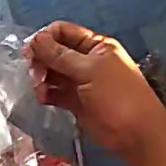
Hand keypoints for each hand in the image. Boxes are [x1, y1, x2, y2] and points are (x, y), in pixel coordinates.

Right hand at [27, 21, 165, 155]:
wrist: (136, 134)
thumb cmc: (117, 95)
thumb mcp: (90, 70)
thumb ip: (60, 55)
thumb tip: (35, 38)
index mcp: (96, 46)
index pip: (64, 32)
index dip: (45, 38)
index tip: (29, 50)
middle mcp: (87, 60)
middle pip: (55, 52)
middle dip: (41, 59)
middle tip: (33, 73)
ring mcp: (81, 82)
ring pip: (53, 73)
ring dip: (41, 78)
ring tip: (38, 88)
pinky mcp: (75, 102)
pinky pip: (55, 92)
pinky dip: (46, 93)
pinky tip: (42, 98)